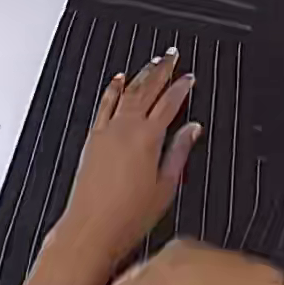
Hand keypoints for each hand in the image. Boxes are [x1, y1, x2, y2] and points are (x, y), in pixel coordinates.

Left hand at [55, 49, 200, 268]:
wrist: (91, 229)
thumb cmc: (128, 216)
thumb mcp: (165, 187)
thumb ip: (179, 152)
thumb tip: (192, 129)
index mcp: (148, 138)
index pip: (169, 103)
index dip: (181, 87)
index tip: (189, 77)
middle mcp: (127, 127)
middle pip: (148, 88)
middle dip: (162, 69)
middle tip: (172, 55)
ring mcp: (108, 129)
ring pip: (127, 91)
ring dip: (141, 74)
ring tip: (152, 61)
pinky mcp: (94, 137)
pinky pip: (105, 103)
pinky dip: (113, 88)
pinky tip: (118, 78)